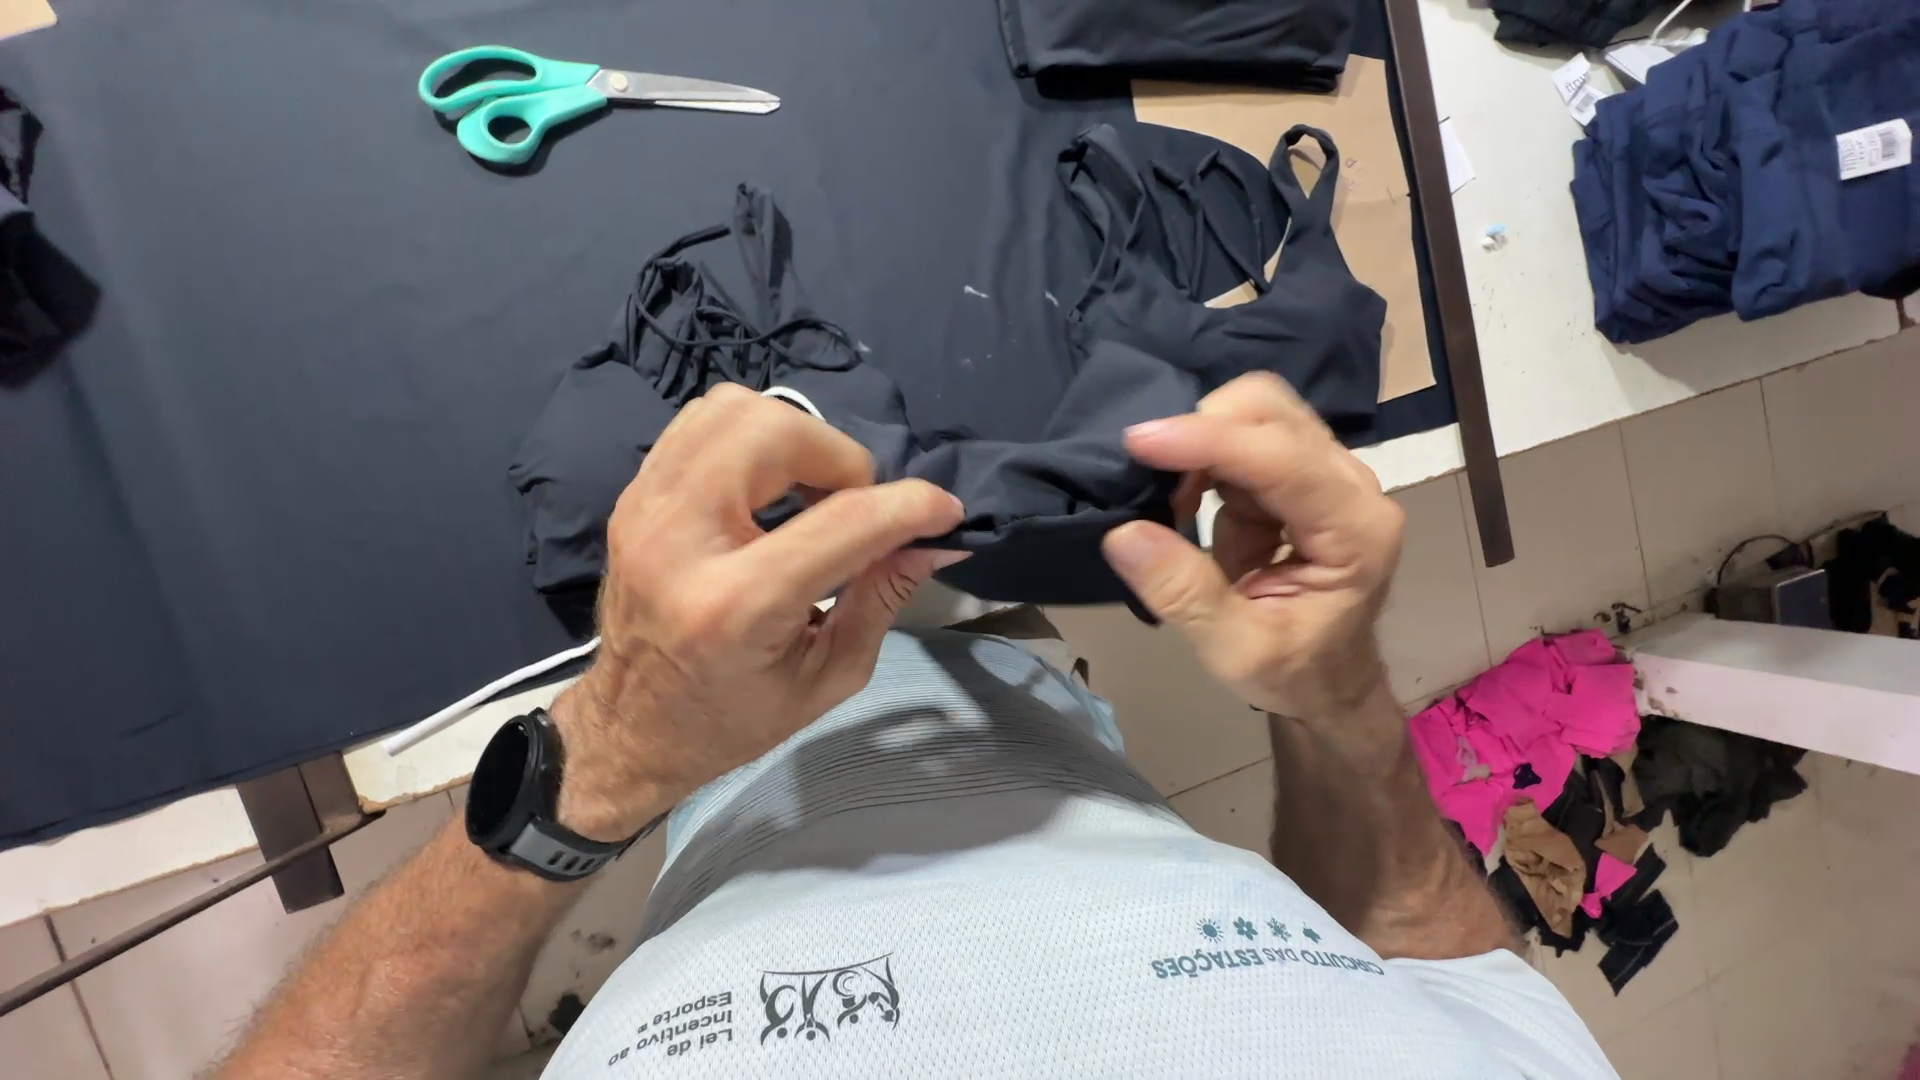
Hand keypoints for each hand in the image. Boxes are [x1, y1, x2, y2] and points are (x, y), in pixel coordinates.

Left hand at [549, 385, 964, 838]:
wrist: (632, 727)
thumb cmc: (735, 717)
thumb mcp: (829, 675)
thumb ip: (884, 596)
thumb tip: (937, 540)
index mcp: (735, 606)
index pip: (840, 522)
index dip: (909, 506)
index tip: (945, 511)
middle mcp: (680, 539)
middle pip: (775, 433)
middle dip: (840, 459)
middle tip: (854, 507)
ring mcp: (646, 507)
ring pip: (736, 409)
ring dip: (797, 441)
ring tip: (812, 493)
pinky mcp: (636, 494)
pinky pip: (705, 421)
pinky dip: (756, 438)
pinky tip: (771, 484)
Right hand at [1101, 373, 1403, 719]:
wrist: (1327, 684)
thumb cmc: (1293, 672)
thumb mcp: (1234, 650)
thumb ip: (1184, 593)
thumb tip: (1123, 532)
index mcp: (1355, 530)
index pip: (1284, 460)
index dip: (1209, 441)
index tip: (1139, 442)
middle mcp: (1349, 487)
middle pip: (1275, 414)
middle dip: (1204, 428)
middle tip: (1149, 472)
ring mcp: (1323, 477)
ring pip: (1256, 416)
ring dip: (1199, 442)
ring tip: (1167, 497)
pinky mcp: (1293, 478)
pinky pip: (1241, 441)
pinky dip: (1201, 457)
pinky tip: (1184, 499)